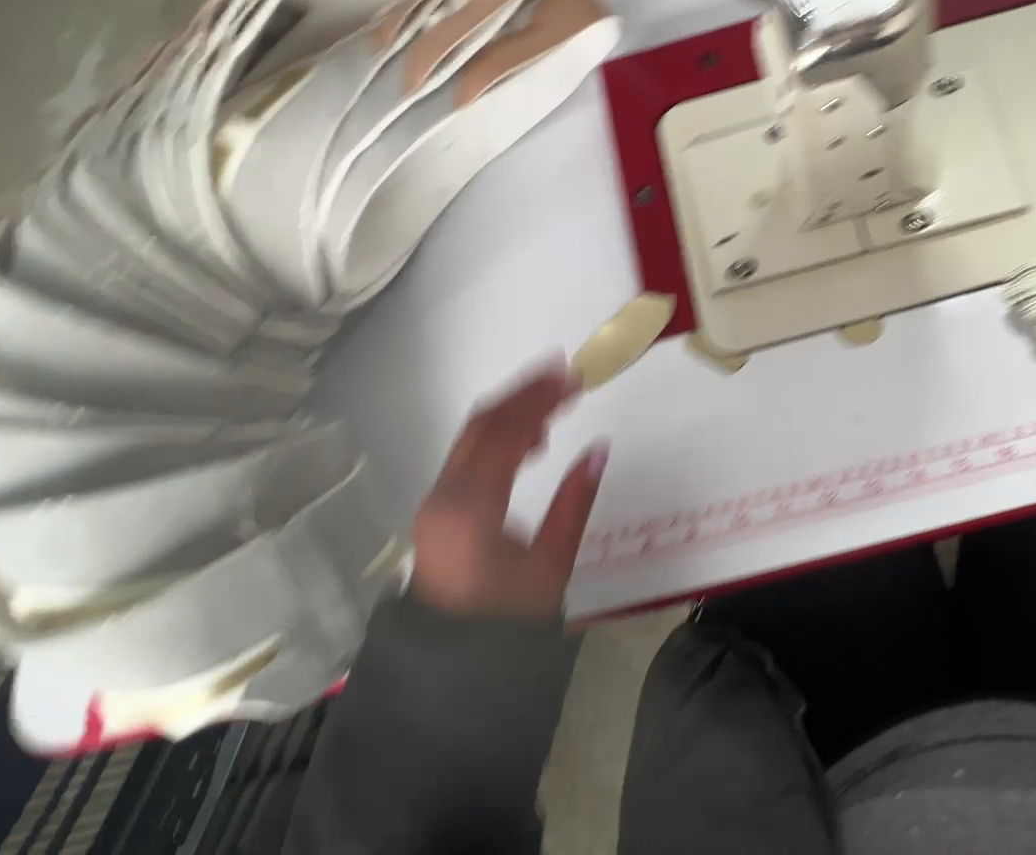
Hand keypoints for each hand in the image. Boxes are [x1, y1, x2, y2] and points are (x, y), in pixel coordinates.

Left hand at [410, 361, 608, 619]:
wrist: (453, 662)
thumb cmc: (508, 619)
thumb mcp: (552, 566)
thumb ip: (574, 503)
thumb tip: (598, 450)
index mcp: (472, 508)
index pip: (507, 435)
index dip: (542, 401)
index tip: (576, 379)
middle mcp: (445, 495)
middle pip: (483, 424)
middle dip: (524, 393)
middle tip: (565, 373)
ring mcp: (437, 500)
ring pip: (472, 436)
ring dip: (512, 411)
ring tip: (554, 398)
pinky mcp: (440, 508)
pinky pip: (468, 455)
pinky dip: (499, 435)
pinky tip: (530, 439)